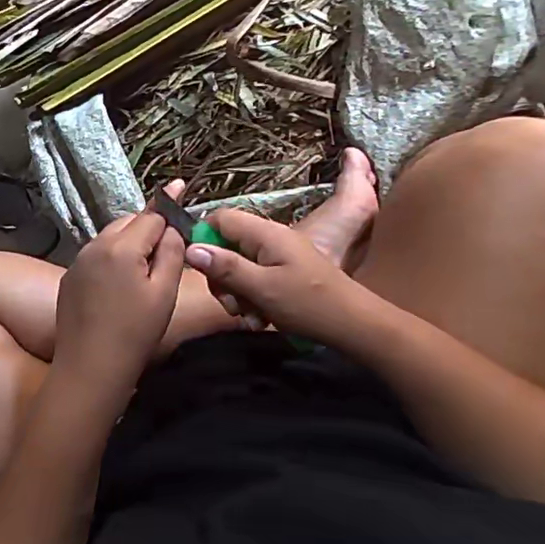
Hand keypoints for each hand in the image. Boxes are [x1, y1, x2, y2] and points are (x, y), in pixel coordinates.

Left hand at [53, 210, 185, 393]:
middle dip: (148, 227)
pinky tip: (120, 284)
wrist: (90, 368)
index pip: (150, 216)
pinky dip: (112, 259)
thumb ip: (170, 253)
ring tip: (145, 268)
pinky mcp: (69, 278)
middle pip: (128, 223)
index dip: (167, 204)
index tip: (179, 186)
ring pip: (110, 238)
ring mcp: (78, 262)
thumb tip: (170, 229)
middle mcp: (95, 246)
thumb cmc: (135, 333)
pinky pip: (95, 257)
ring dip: (128, 242)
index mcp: (121, 247)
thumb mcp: (164, 293)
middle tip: (168, 247)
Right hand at [185, 208, 365, 344]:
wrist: (353, 325)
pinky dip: (252, 299)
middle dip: (221, 277)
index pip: (221, 218)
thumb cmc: (308, 303)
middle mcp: (270, 239)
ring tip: (249, 316)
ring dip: (236, 294)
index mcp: (265, 233)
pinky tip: (260, 319)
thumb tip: (191, 248)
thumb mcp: (261, 287)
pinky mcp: (284, 274)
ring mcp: (278, 257)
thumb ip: (225, 267)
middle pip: (226, 246)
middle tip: (231, 304)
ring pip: (238, 268)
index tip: (203, 269)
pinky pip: (255, 281)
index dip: (204, 239)